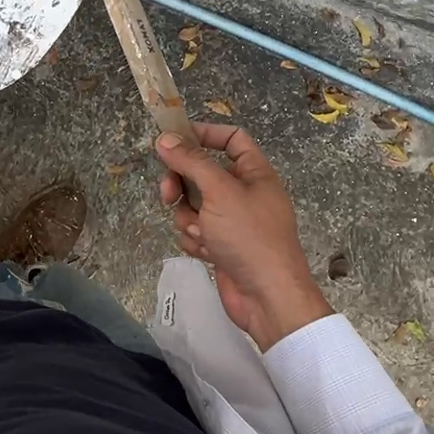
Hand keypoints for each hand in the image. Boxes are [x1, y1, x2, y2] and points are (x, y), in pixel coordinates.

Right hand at [159, 124, 332, 349]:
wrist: (268, 299)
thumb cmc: (249, 236)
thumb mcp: (219, 191)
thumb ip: (191, 161)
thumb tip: (165, 139)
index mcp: (254, 173)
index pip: (231, 139)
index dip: (204, 134)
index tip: (174, 138)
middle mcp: (244, 193)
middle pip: (202, 172)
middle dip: (181, 183)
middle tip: (167, 193)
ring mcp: (232, 221)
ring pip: (193, 203)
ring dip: (189, 217)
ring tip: (200, 233)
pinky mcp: (221, 245)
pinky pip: (196, 229)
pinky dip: (195, 239)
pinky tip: (206, 252)